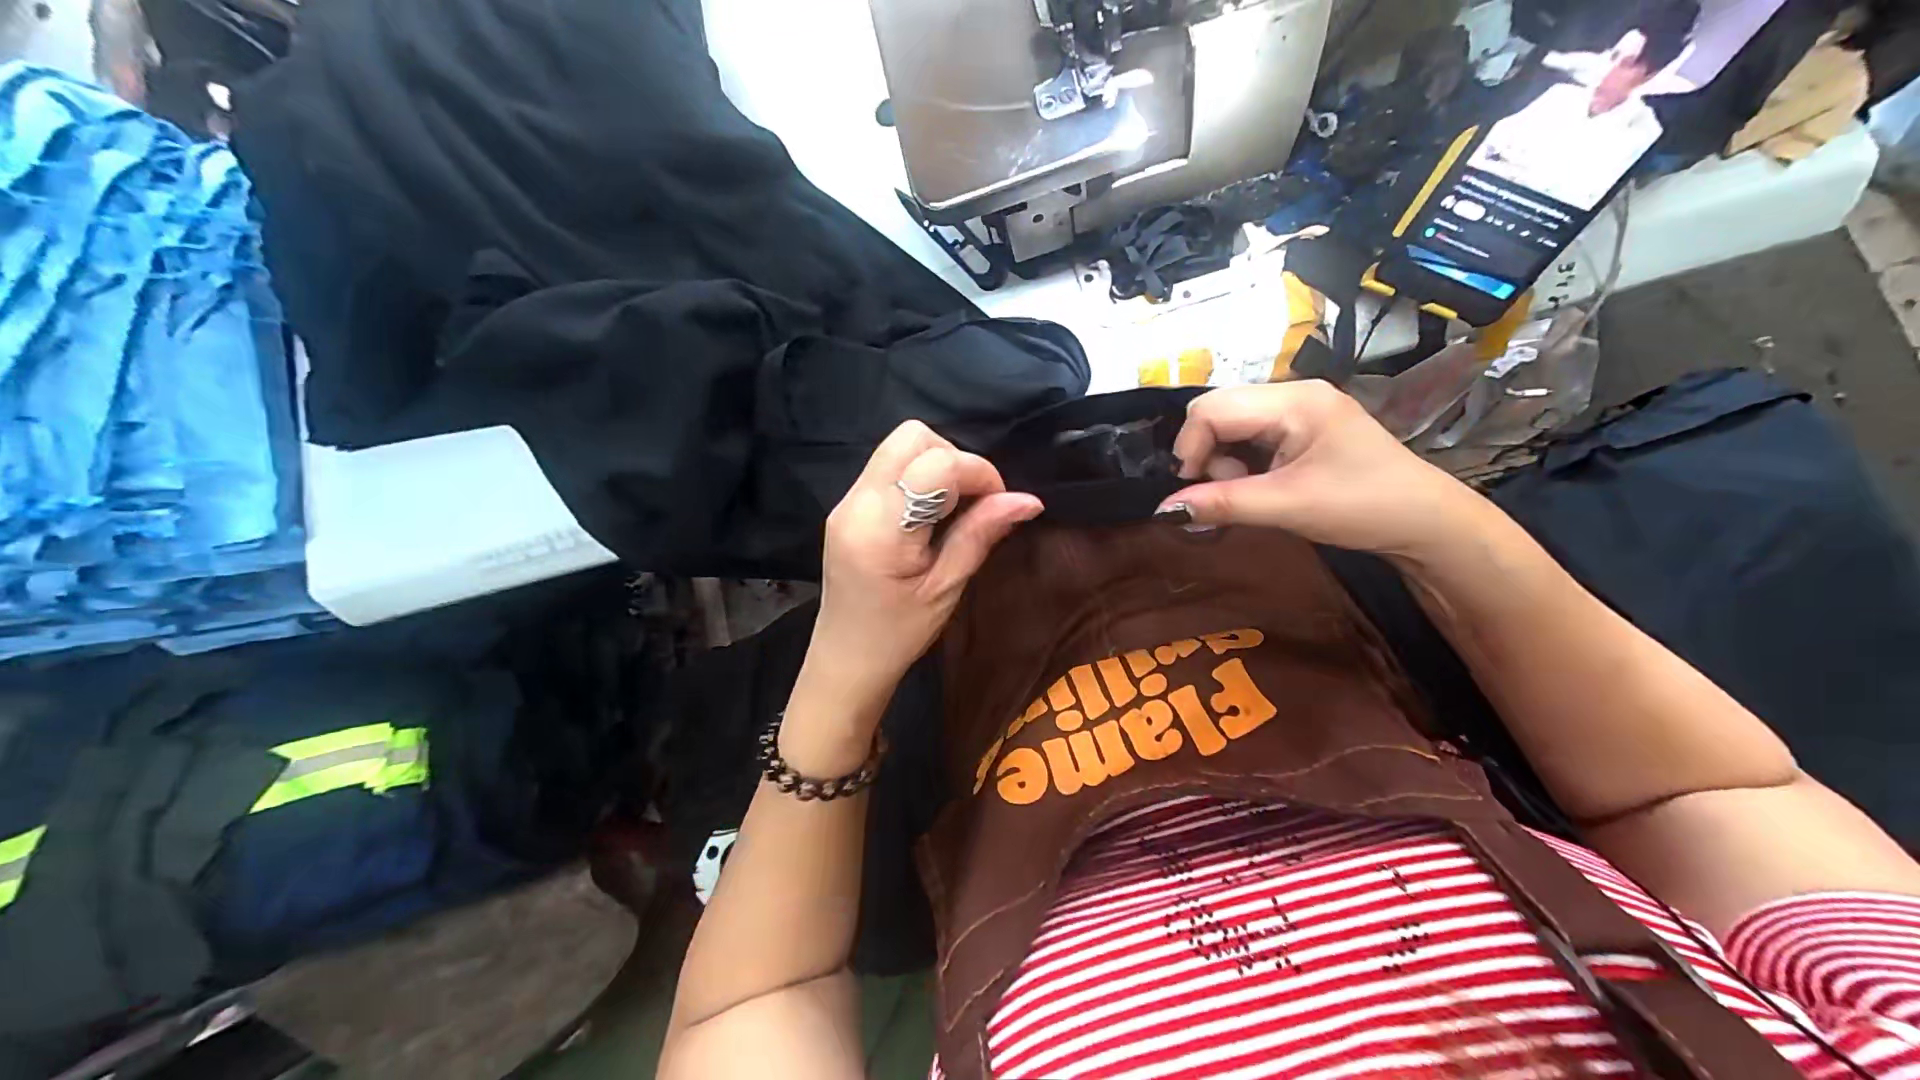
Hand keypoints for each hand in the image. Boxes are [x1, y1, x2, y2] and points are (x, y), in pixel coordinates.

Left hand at [807, 421, 1043, 700]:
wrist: (845, 658)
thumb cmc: (898, 633)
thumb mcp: (946, 587)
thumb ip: (980, 534)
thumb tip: (1027, 500)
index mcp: (881, 528)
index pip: (935, 463)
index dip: (977, 471)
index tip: (996, 502)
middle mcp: (857, 502)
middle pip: (912, 436)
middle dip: (954, 457)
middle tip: (972, 501)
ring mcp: (846, 501)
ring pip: (899, 446)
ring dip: (937, 465)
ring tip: (952, 509)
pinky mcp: (847, 505)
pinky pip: (888, 467)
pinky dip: (918, 477)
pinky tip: (930, 514)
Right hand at [1159, 381, 1487, 560]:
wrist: (1426, 524)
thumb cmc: (1364, 507)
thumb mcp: (1287, 507)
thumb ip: (1221, 504)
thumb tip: (1163, 510)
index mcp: (1295, 400)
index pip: (1212, 409)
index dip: (1190, 448)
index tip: (1191, 491)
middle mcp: (1293, 395)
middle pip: (1216, 412)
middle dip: (1207, 455)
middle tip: (1226, 492)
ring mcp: (1297, 411)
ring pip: (1228, 427)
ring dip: (1223, 464)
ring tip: (1250, 493)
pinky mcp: (1299, 431)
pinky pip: (1247, 439)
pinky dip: (1239, 467)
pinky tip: (1259, 488)